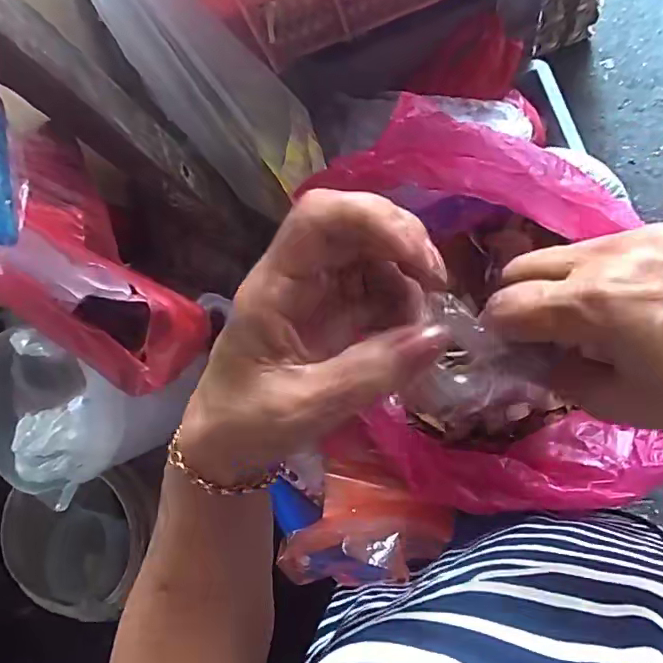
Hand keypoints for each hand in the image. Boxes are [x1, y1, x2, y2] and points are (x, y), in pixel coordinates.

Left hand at [178, 190, 451, 483]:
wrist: (223, 446)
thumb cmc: (248, 423)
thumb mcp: (307, 407)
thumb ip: (371, 372)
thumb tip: (439, 335)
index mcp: (274, 286)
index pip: (318, 217)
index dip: (373, 218)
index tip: (418, 261)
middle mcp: (296, 276)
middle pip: (353, 224)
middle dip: (404, 243)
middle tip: (438, 287)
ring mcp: (315, 292)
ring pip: (370, 253)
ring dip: (407, 278)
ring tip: (422, 326)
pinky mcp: (331, 312)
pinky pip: (375, 288)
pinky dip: (401, 303)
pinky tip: (410, 336)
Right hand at [481, 223, 662, 450]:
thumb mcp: (622, 404)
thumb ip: (560, 375)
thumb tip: (533, 358)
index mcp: (594, 303)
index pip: (508, 305)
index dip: (494, 331)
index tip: (503, 349)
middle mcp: (611, 256)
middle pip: (524, 265)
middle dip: (514, 300)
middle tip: (530, 333)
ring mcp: (646, 236)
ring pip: (564, 252)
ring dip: (553, 283)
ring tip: (578, 319)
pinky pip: (608, 247)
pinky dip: (594, 272)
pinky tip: (623, 301)